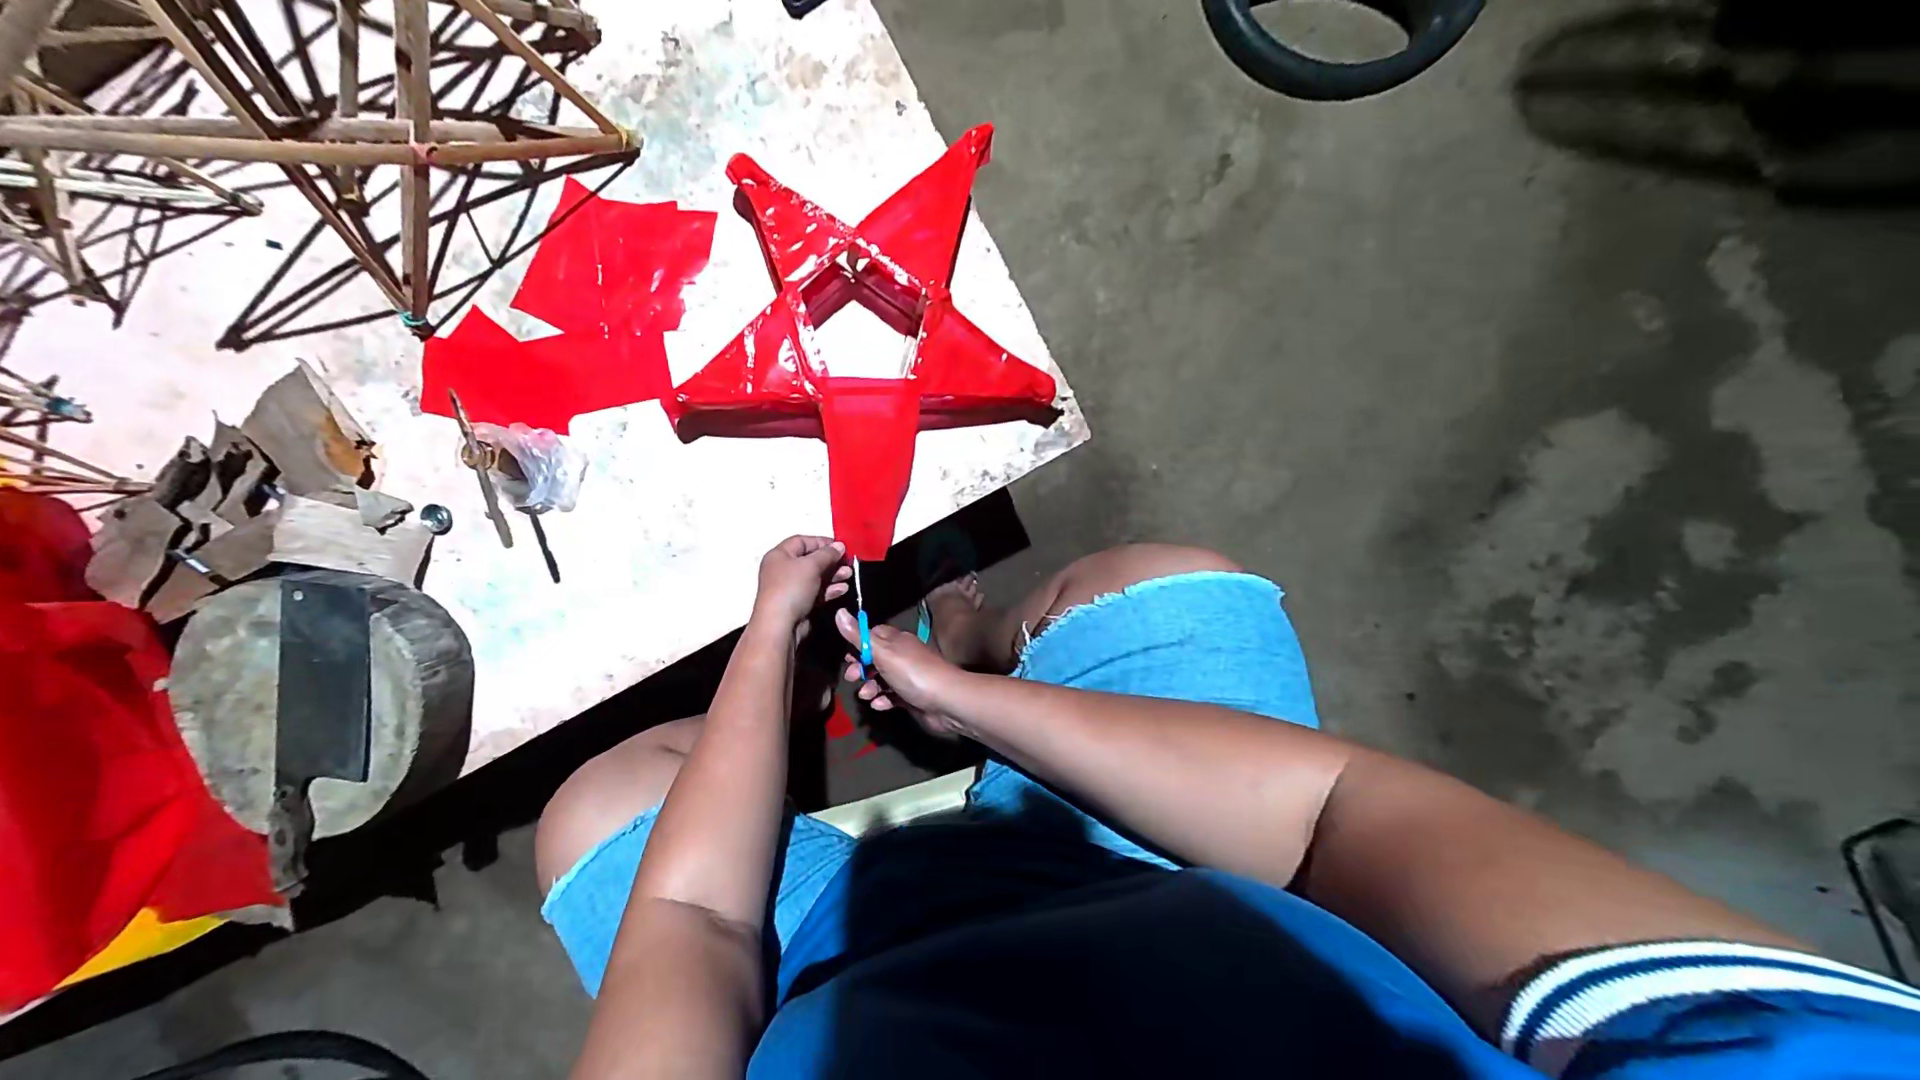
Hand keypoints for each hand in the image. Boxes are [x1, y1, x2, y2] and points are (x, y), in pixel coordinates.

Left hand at [752, 535, 849, 632]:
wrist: (780, 625)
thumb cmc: (792, 588)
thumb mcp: (811, 565)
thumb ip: (828, 553)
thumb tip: (840, 545)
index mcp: (780, 555)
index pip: (802, 541)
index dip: (821, 542)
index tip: (841, 546)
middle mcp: (784, 569)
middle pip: (811, 559)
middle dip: (831, 560)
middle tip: (848, 562)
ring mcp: (792, 588)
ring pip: (816, 577)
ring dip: (834, 575)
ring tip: (849, 575)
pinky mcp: (800, 603)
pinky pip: (817, 592)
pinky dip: (830, 589)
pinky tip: (843, 589)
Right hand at [835, 608, 972, 737]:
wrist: (945, 701)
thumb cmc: (912, 672)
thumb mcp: (882, 651)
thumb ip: (859, 636)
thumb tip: (839, 611)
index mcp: (897, 640)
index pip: (873, 634)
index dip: (858, 643)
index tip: (847, 656)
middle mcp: (903, 656)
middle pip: (875, 658)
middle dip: (861, 668)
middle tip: (852, 677)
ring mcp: (908, 677)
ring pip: (881, 680)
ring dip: (870, 687)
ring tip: (867, 695)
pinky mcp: (911, 697)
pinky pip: (892, 697)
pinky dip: (883, 700)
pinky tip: (879, 705)